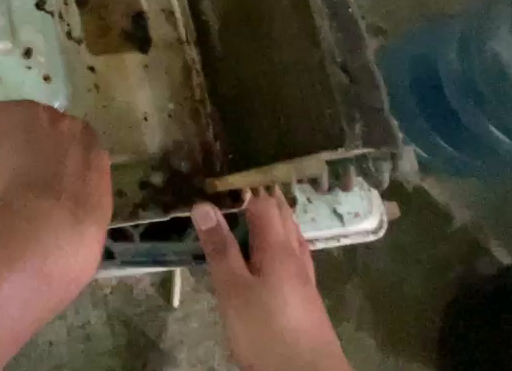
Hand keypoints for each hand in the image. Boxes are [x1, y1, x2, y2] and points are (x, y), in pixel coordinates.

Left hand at [0, 101, 111, 253]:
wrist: (52, 227)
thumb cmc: (74, 234)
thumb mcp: (89, 214)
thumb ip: (79, 198)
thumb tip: (62, 206)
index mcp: (94, 151)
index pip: (68, 146)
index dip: (48, 159)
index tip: (34, 175)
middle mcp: (72, 127)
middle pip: (45, 129)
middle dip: (29, 146)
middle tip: (12, 169)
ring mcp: (43, 118)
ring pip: (20, 121)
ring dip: (6, 139)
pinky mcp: (13, 114)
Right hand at [192, 189, 351, 370]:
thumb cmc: (267, 332)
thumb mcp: (233, 291)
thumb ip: (220, 248)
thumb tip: (203, 204)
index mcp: (278, 249)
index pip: (264, 204)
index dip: (245, 188)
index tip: (222, 179)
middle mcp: (296, 258)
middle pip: (283, 218)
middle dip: (263, 199)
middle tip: (237, 188)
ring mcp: (305, 281)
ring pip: (292, 238)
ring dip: (276, 221)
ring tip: (254, 214)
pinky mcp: (307, 301)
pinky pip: (295, 258)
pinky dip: (281, 245)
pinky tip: (273, 257)